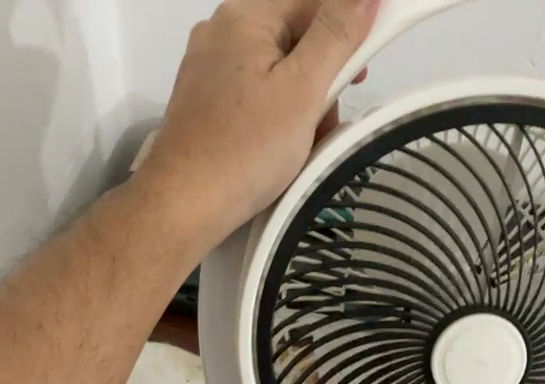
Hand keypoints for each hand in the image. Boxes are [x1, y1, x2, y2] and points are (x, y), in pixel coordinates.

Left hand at [137, 0, 378, 251]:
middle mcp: (221, 31)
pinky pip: (254, 95)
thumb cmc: (247, 150)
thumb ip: (336, 35)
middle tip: (327, 122)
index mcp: (245, 16)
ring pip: (275, 70)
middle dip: (321, 78)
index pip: (313, 3)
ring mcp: (208, 68)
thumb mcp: (303, 89)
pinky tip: (279, 149)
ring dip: (301, 103)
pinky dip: (276, 117)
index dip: (346, 32)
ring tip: (302, 145)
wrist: (186, 203)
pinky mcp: (204, 102)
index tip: (359, 76)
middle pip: (293, 37)